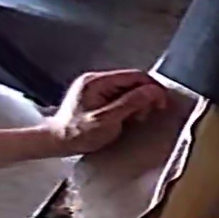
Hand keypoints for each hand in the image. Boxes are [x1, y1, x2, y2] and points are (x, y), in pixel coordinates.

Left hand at [42, 71, 169, 156]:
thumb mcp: (108, 119)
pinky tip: (129, 116)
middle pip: (136, 81)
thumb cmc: (80, 133)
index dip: (154, 89)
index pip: (137, 76)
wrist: (57, 141)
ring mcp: (98, 87)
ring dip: (141, 103)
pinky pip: (126, 95)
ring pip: (133, 88)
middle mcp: (97, 80)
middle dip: (147, 97)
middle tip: (146, 115)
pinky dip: (134, 106)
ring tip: (136, 118)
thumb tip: (155, 91)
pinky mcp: (100, 95)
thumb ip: (131, 103)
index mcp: (97, 82)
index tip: (161, 105)